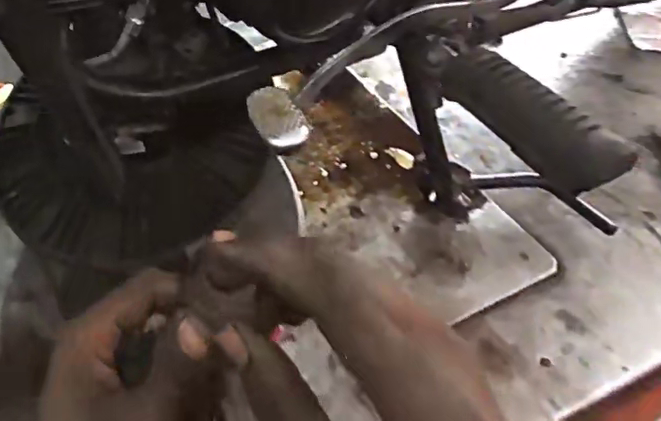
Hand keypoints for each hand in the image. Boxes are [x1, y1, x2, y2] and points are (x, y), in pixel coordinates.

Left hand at [38, 269, 229, 420]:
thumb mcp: (143, 419)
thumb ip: (177, 368)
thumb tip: (212, 320)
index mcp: (88, 332)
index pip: (146, 285)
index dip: (188, 290)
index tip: (232, 307)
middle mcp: (92, 338)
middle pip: (151, 311)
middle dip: (191, 325)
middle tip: (235, 339)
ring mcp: (99, 367)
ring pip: (155, 341)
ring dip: (188, 353)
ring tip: (225, 364)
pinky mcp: (110, 395)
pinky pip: (149, 369)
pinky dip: (176, 377)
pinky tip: (205, 393)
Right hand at [199, 236, 503, 420]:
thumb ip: (284, 405)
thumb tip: (228, 333)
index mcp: (420, 382)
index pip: (331, 282)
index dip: (266, 257)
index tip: (212, 254)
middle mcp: (438, 344)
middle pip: (344, 269)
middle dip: (275, 258)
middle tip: (219, 268)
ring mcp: (447, 344)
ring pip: (358, 276)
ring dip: (297, 274)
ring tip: (248, 296)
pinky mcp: (444, 352)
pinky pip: (375, 298)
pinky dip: (327, 294)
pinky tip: (295, 312)